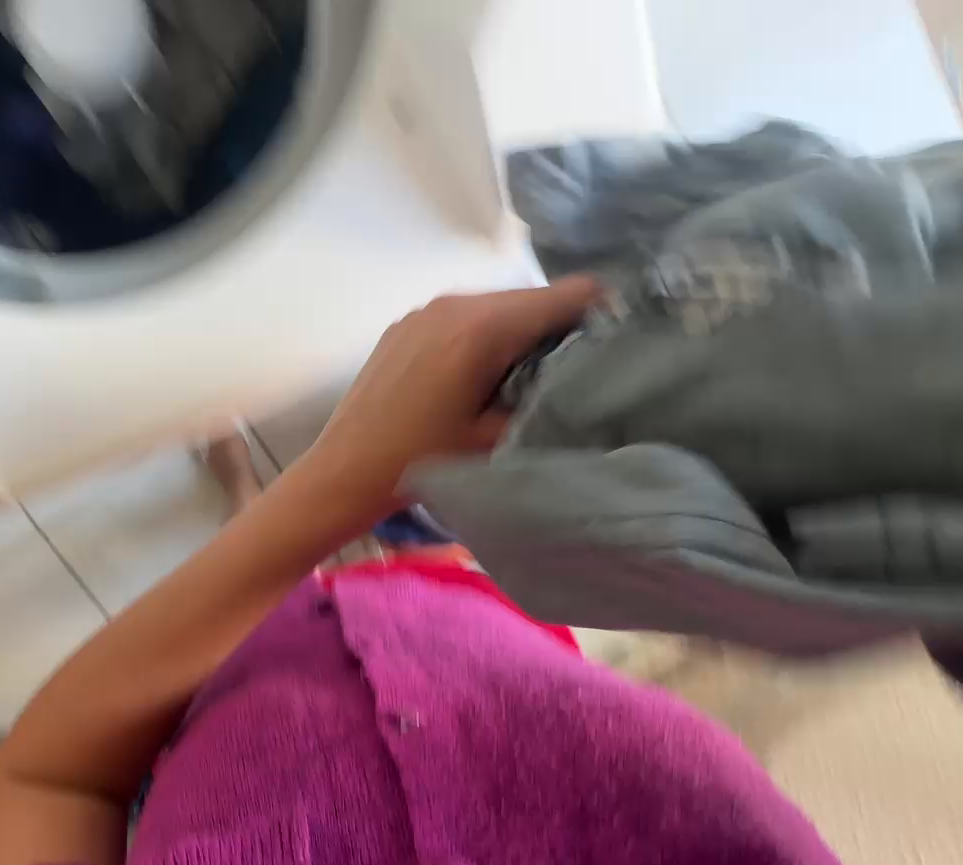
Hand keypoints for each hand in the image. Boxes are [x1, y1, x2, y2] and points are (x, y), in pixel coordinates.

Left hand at [291, 277, 598, 525]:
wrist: (343, 472)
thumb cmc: (420, 462)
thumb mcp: (495, 438)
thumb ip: (546, 398)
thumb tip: (587, 378)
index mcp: (482, 327)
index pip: (571, 294)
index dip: (604, 314)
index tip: (619, 345)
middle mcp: (454, 302)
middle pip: (532, 297)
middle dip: (559, 328)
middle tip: (572, 371)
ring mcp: (424, 310)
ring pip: (497, 305)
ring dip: (518, 332)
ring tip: (523, 378)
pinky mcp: (405, 324)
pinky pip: (461, 317)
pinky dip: (482, 336)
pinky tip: (478, 375)